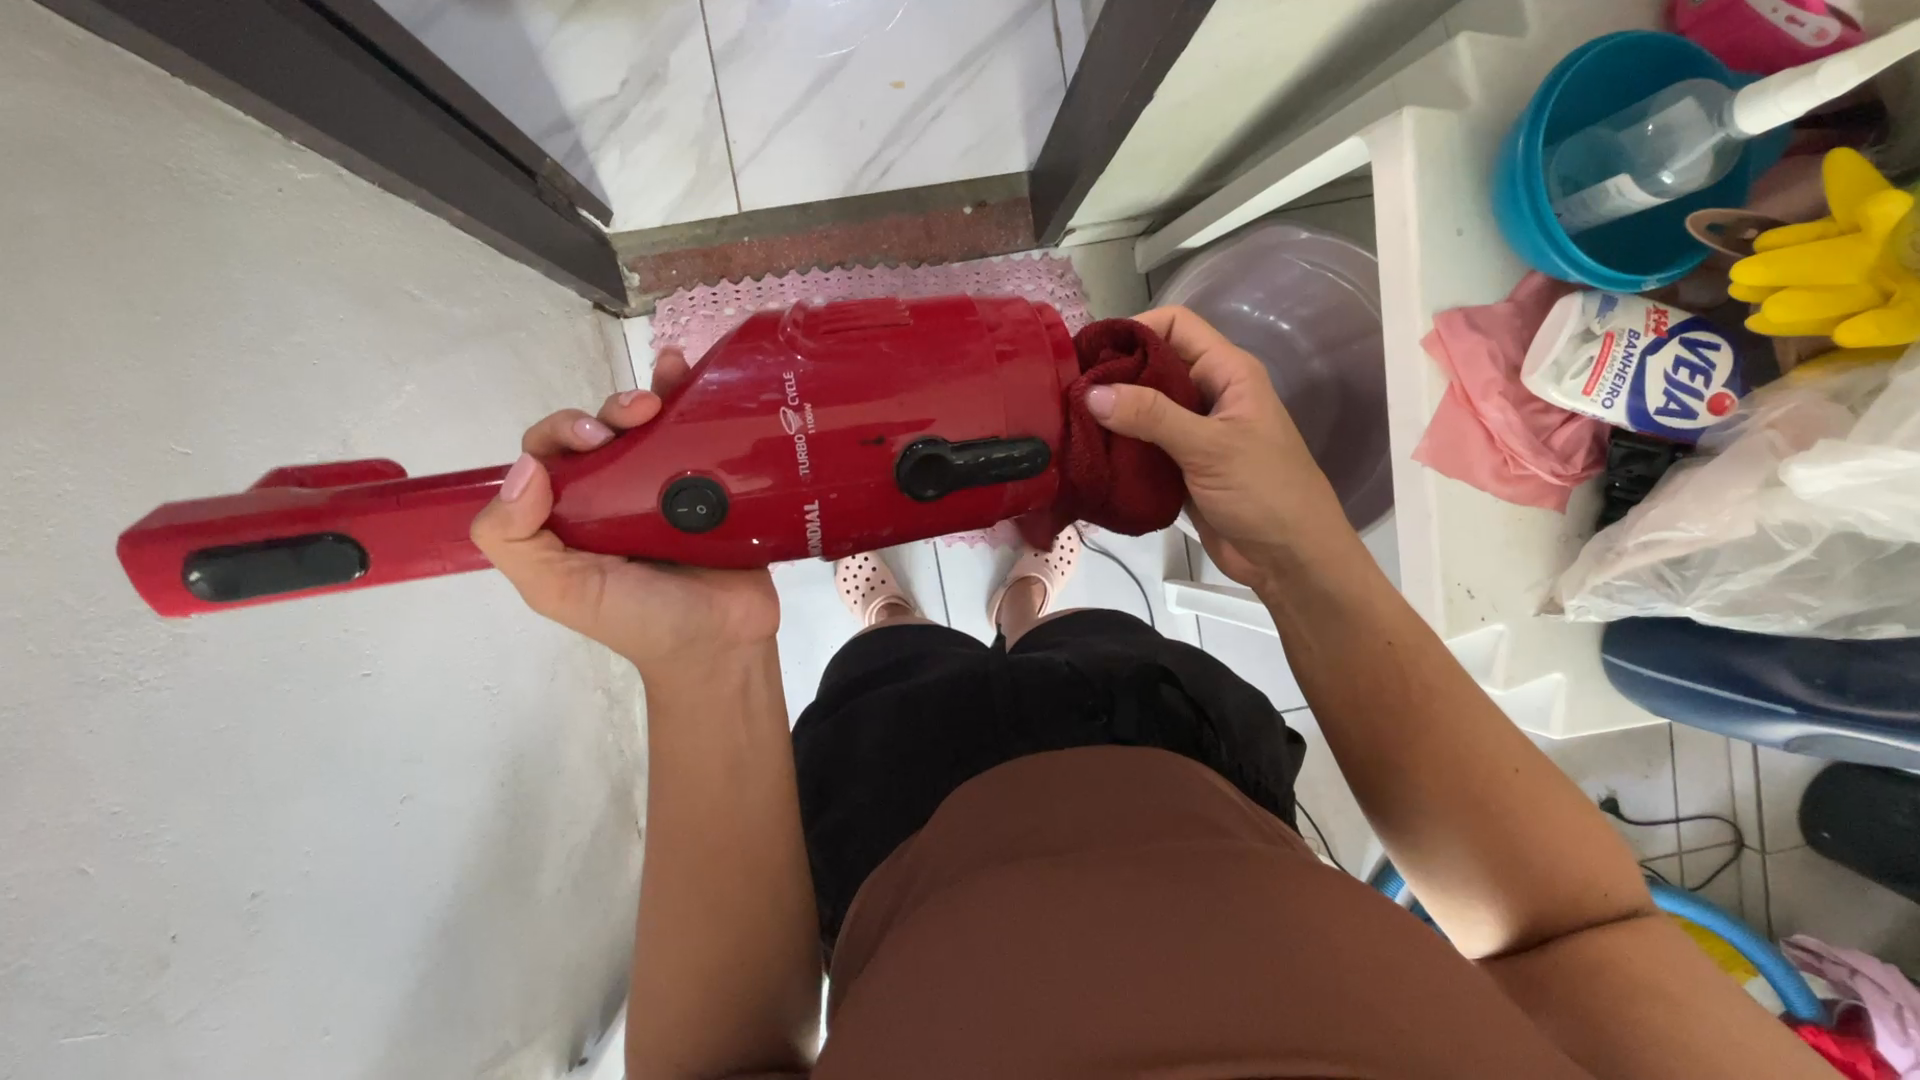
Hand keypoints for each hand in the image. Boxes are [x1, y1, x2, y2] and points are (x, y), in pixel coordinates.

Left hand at [470, 349, 779, 676]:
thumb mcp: (560, 591)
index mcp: (571, 515)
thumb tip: (525, 467)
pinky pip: (700, 436)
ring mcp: (669, 488)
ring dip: (651, 392)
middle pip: (602, 432)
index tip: (592, 436)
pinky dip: (694, 397)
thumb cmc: (640, 620)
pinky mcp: (716, 485)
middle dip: (611, 410)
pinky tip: (692, 369)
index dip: (560, 433)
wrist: (722, 643)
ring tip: (669, 377)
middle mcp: (615, 494)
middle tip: (636, 412)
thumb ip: (515, 540)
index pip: (549, 456)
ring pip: (650, 427)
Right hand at [1086, 306, 1353, 592]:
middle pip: (1151, 365)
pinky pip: (1142, 445)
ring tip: (1068, 422)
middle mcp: (1208, 394)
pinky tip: (1088, 454)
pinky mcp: (1179, 466)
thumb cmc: (1265, 492)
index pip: (1175, 326)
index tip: (1090, 352)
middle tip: (1067, 391)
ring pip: (1142, 408)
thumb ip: (1151, 416)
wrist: (1289, 559)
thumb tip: (1092, 392)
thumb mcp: (1210, 447)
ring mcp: (1192, 432)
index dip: (1134, 329)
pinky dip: (1118, 447)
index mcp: (1227, 372)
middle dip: (1112, 375)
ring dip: (1110, 415)